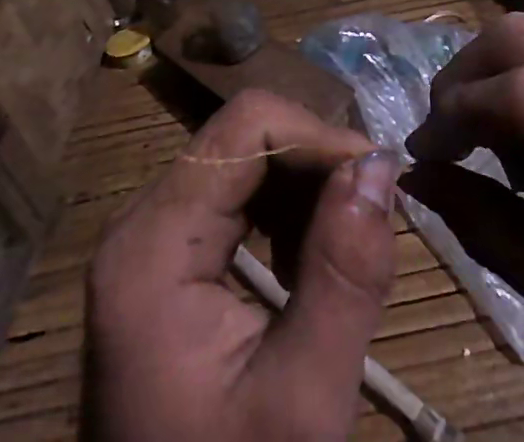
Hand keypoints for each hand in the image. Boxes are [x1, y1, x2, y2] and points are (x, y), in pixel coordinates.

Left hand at [85, 91, 402, 441]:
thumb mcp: (302, 399)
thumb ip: (343, 275)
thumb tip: (379, 165)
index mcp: (153, 245)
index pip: (245, 125)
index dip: (320, 137)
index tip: (382, 184)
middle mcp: (141, 222)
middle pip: (241, 138)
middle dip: (317, 164)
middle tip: (378, 221)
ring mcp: (148, 238)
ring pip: (241, 162)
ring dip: (306, 189)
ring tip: (350, 246)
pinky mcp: (163, 259)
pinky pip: (232, 199)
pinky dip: (284, 213)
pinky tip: (311, 261)